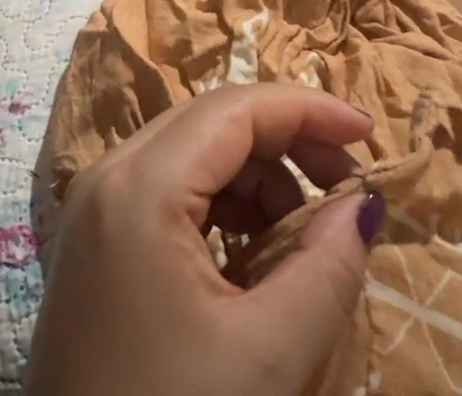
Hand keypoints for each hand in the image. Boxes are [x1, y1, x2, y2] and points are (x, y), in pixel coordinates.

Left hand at [25, 84, 383, 395]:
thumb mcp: (268, 352)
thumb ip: (327, 266)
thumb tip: (364, 206)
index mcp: (138, 188)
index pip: (234, 109)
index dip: (308, 110)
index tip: (369, 135)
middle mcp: (105, 177)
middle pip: (209, 122)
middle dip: (286, 142)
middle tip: (347, 189)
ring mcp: (92, 208)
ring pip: (190, 154)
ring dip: (256, 177)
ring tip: (303, 238)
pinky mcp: (93, 240)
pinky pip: (168, 191)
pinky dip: (221, 206)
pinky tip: (254, 255)